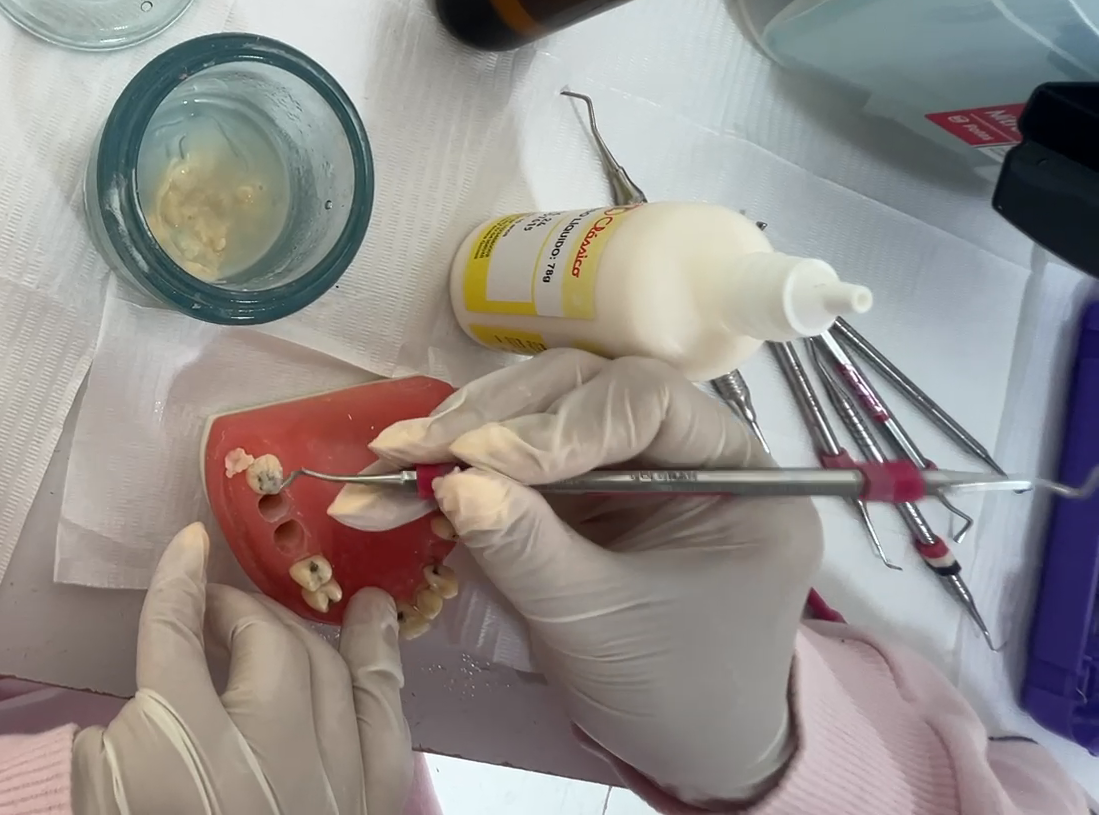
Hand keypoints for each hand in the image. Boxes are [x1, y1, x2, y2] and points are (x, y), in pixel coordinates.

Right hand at [72, 524, 412, 814]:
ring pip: (326, 667)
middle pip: (262, 641)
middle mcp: (264, 757)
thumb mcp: (102, 795)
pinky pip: (385, 719)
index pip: (175, 633)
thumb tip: (160, 666)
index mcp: (182, 750)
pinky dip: (378, 663)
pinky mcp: (370, 810)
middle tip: (215, 611)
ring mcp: (330, 785)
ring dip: (297, 626)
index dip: (177, 580)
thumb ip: (115, 731)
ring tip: (286, 602)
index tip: (185, 544)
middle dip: (233, 608)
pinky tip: (374, 619)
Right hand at [378, 350, 821, 805]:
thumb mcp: (600, 627)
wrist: (673, 739)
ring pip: (526, 403)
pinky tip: (401, 475)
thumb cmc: (669, 690)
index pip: (643, 402)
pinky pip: (499, 442)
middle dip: (486, 417)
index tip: (476, 459)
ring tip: (393, 459)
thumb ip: (529, 549)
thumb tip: (452, 483)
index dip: (556, 421)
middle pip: (573, 386)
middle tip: (410, 449)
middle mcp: (673, 445)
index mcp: (732, 475)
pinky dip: (446, 455)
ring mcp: (613, 454)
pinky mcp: (565, 474)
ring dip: (454, 428)